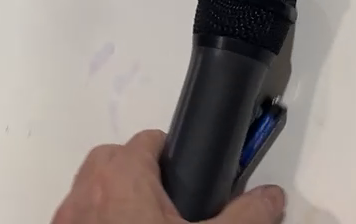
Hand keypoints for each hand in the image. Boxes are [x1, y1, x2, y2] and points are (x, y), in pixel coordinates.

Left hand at [52, 129, 285, 223]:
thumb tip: (272, 197)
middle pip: (106, 163)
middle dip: (132, 173)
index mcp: (121, 180)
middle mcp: (82, 201)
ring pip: (84, 201)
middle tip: (162, 205)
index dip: (172, 154)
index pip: (146, 141)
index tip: (188, 179)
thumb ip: (247, 215)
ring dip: (109, 207)